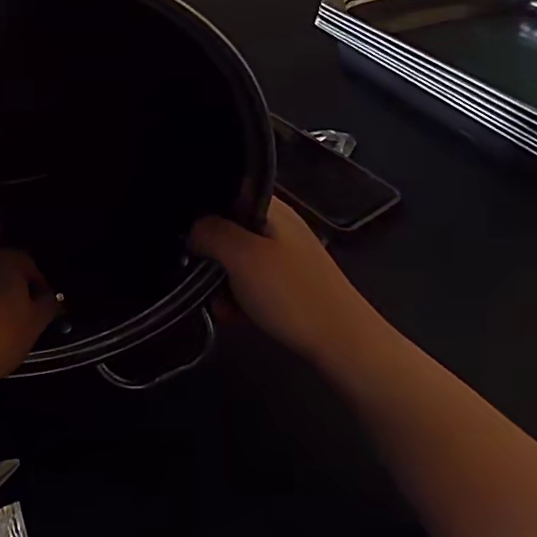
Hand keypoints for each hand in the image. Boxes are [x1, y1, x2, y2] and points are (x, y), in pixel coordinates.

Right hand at [190, 197, 379, 365]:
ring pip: (237, 260)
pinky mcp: (289, 282)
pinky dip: (241, 297)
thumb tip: (193, 229)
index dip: (204, 215)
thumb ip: (211, 233)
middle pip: (228, 231)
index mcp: (272, 208)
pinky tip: (238, 316)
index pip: (226, 193)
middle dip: (212, 258)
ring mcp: (285, 254)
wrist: (343, 343)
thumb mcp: (242, 257)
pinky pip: (252, 281)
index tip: (193, 241)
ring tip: (225, 306)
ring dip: (224, 283)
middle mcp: (279, 225)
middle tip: (209, 281)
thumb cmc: (294, 295)